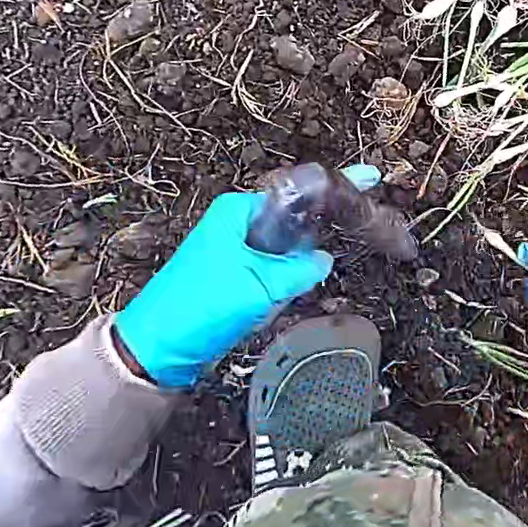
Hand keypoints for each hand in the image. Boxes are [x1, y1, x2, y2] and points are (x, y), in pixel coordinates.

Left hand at [114, 165, 380, 390]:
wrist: (155, 350)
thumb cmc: (201, 306)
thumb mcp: (259, 285)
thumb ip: (300, 270)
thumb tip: (325, 260)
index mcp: (240, 210)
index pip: (298, 191)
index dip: (336, 186)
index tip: (372, 176)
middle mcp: (239, 221)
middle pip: (294, 222)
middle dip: (305, 251)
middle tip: (314, 266)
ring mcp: (235, 247)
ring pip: (284, 253)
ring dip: (286, 280)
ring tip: (260, 307)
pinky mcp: (234, 273)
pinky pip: (270, 273)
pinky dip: (275, 290)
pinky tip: (261, 312)